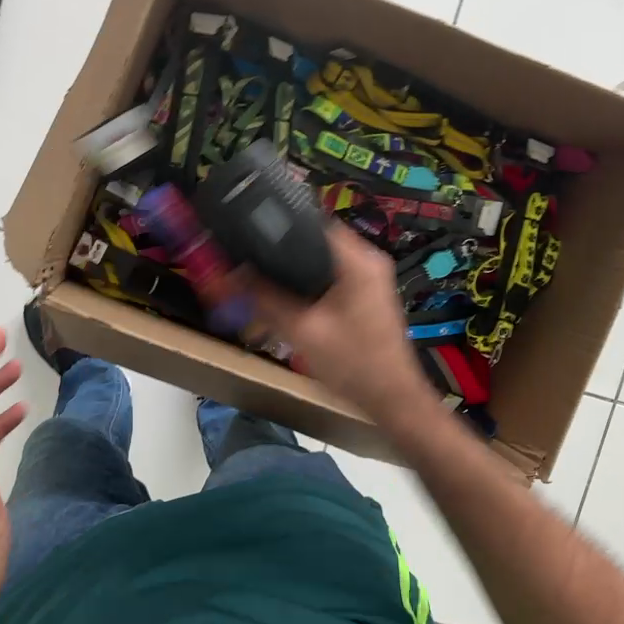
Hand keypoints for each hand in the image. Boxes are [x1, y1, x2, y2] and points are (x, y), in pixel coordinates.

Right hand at [241, 225, 439, 426]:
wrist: (391, 400)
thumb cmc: (354, 364)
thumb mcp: (302, 332)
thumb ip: (266, 300)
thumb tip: (232, 275)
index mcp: (359, 260)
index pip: (311, 223)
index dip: (276, 227)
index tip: (246, 236)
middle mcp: (366, 262)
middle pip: (311, 243)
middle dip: (277, 257)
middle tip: (244, 266)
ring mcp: (367, 280)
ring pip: (317, 264)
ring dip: (288, 276)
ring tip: (256, 286)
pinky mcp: (363, 297)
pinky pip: (326, 281)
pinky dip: (303, 290)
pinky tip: (280, 303)